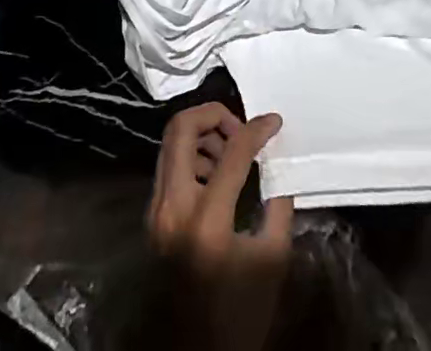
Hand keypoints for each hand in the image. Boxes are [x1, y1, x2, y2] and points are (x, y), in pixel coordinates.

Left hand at [148, 104, 293, 350]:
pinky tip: (217, 174)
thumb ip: (277, 205)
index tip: (275, 122)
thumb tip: (278, 166)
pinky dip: (192, 155)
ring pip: (170, 144)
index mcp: (206, 220)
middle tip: (243, 129)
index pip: (232, 152)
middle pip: (180, 128)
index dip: (257, 129)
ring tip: (232, 154)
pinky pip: (169, 166)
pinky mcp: (151, 218)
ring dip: (203, 135)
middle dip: (215, 115)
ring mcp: (155, 212)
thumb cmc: (239, 315)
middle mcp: (171, 207)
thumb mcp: (272, 259)